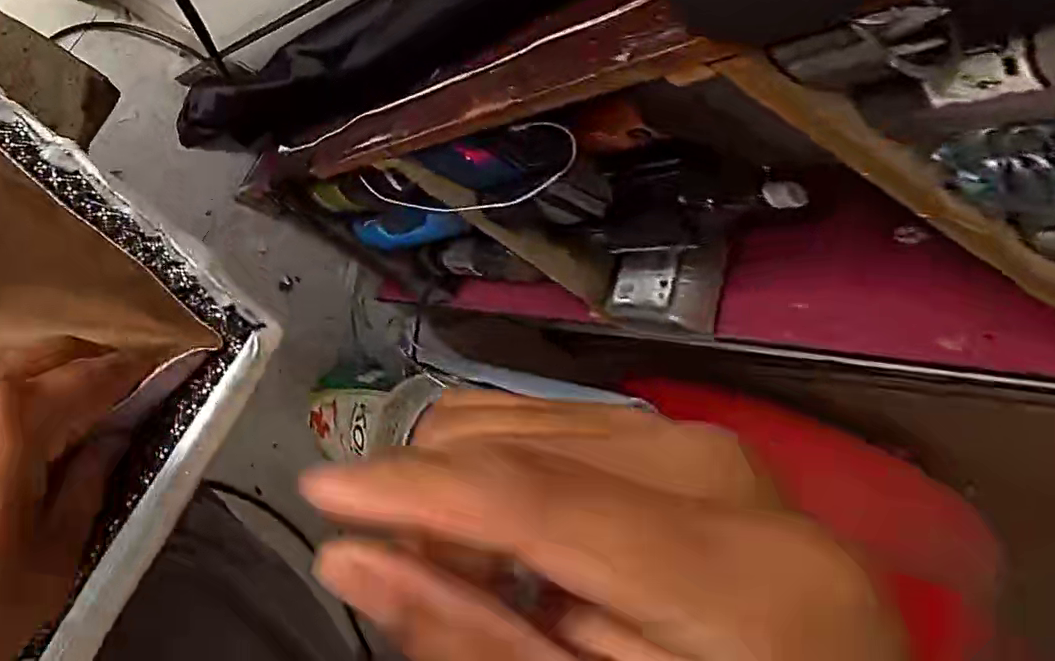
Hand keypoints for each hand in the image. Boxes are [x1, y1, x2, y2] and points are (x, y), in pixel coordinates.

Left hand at [0, 342, 151, 660]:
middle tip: (127, 396)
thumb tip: (113, 438)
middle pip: (55, 354)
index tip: (168, 368)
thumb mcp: (47, 562)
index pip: (94, 376)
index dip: (137, 371)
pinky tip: (21, 431)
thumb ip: (89, 483)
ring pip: (16, 364)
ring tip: (76, 419)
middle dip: (96, 368)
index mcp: (13, 415)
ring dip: (54, 380)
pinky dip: (14, 394)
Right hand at [300, 391, 907, 660]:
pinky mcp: (663, 426)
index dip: (409, 491)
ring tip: (472, 564)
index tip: (317, 493)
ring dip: (452, 483)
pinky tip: (503, 525)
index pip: (527, 496)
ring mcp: (688, 434)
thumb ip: (475, 640)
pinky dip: (485, 462)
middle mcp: (711, 468)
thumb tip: (346, 561)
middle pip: (502, 450)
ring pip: (500, 421)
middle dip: (429, 504)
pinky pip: (527, 415)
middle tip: (416, 574)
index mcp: (737, 571)